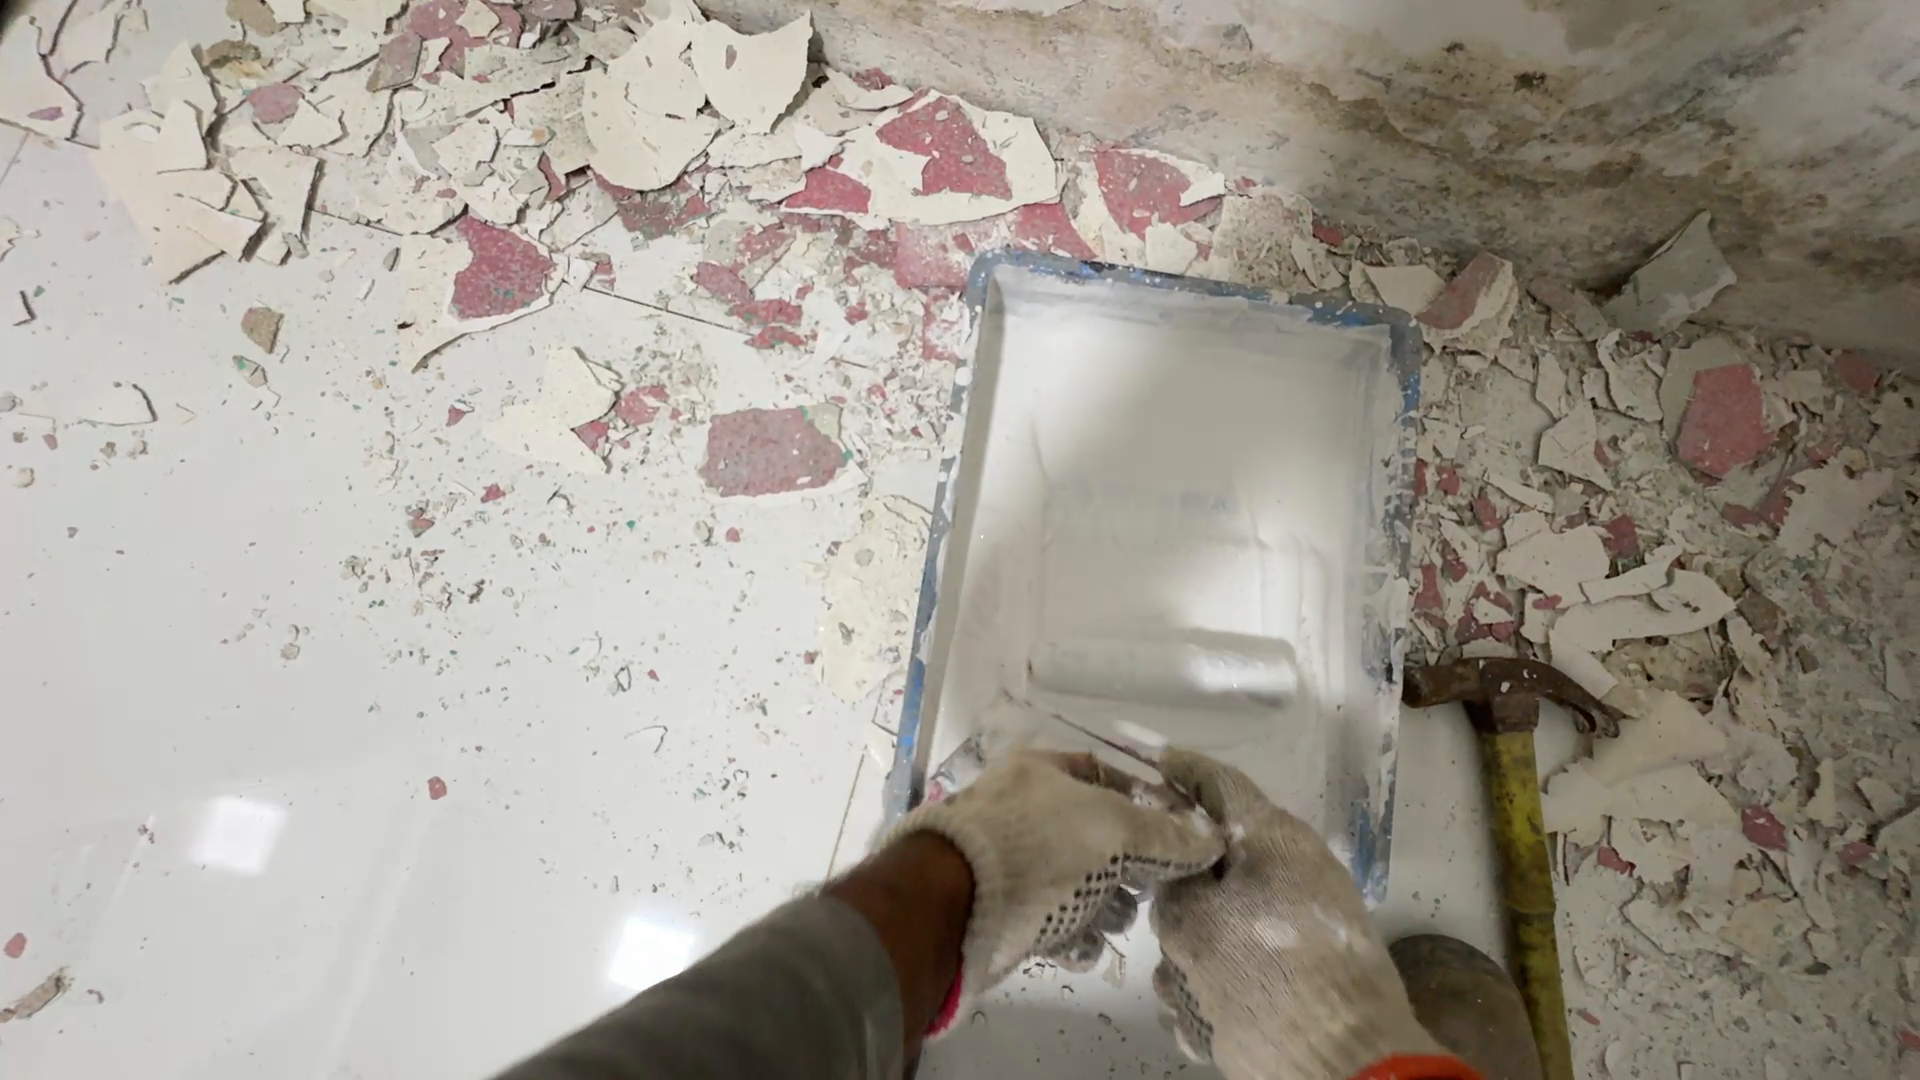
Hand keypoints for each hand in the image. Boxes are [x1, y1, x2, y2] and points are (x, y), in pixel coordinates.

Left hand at [887, 750, 1225, 1032]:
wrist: (954, 903)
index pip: (1103, 775)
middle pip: (1088, 830)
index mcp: (1040, 771)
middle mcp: (1020, 806)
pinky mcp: (994, 904)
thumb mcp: (1113, 828)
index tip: (1173, 834)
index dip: (1143, 800)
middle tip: (1149, 888)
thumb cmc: (1039, 845)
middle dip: (1125, 862)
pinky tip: (1083, 943)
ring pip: (1069, 875)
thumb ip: (1165, 833)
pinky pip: (1045, 912)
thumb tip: (1211, 837)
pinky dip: (1069, 927)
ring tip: (1118, 920)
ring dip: (1101, 900)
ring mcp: (1003, 855)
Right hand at [1150, 749, 1469, 1079]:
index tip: (1142, 769)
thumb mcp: (1194, 923)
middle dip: (1176, 892)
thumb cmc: (1270, 984)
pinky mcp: (1307, 970)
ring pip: (1223, 914)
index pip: (1218, 782)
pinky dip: (1220, 983)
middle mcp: (1294, 870)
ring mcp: (1304, 922)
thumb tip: (1171, 863)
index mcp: (1276, 839)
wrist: (1355, 1076)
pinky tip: (1201, 1021)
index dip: (1176, 770)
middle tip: (1152, 920)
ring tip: (1180, 996)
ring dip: (1192, 952)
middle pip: (1214, 857)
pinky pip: (1245, 956)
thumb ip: (1170, 879)